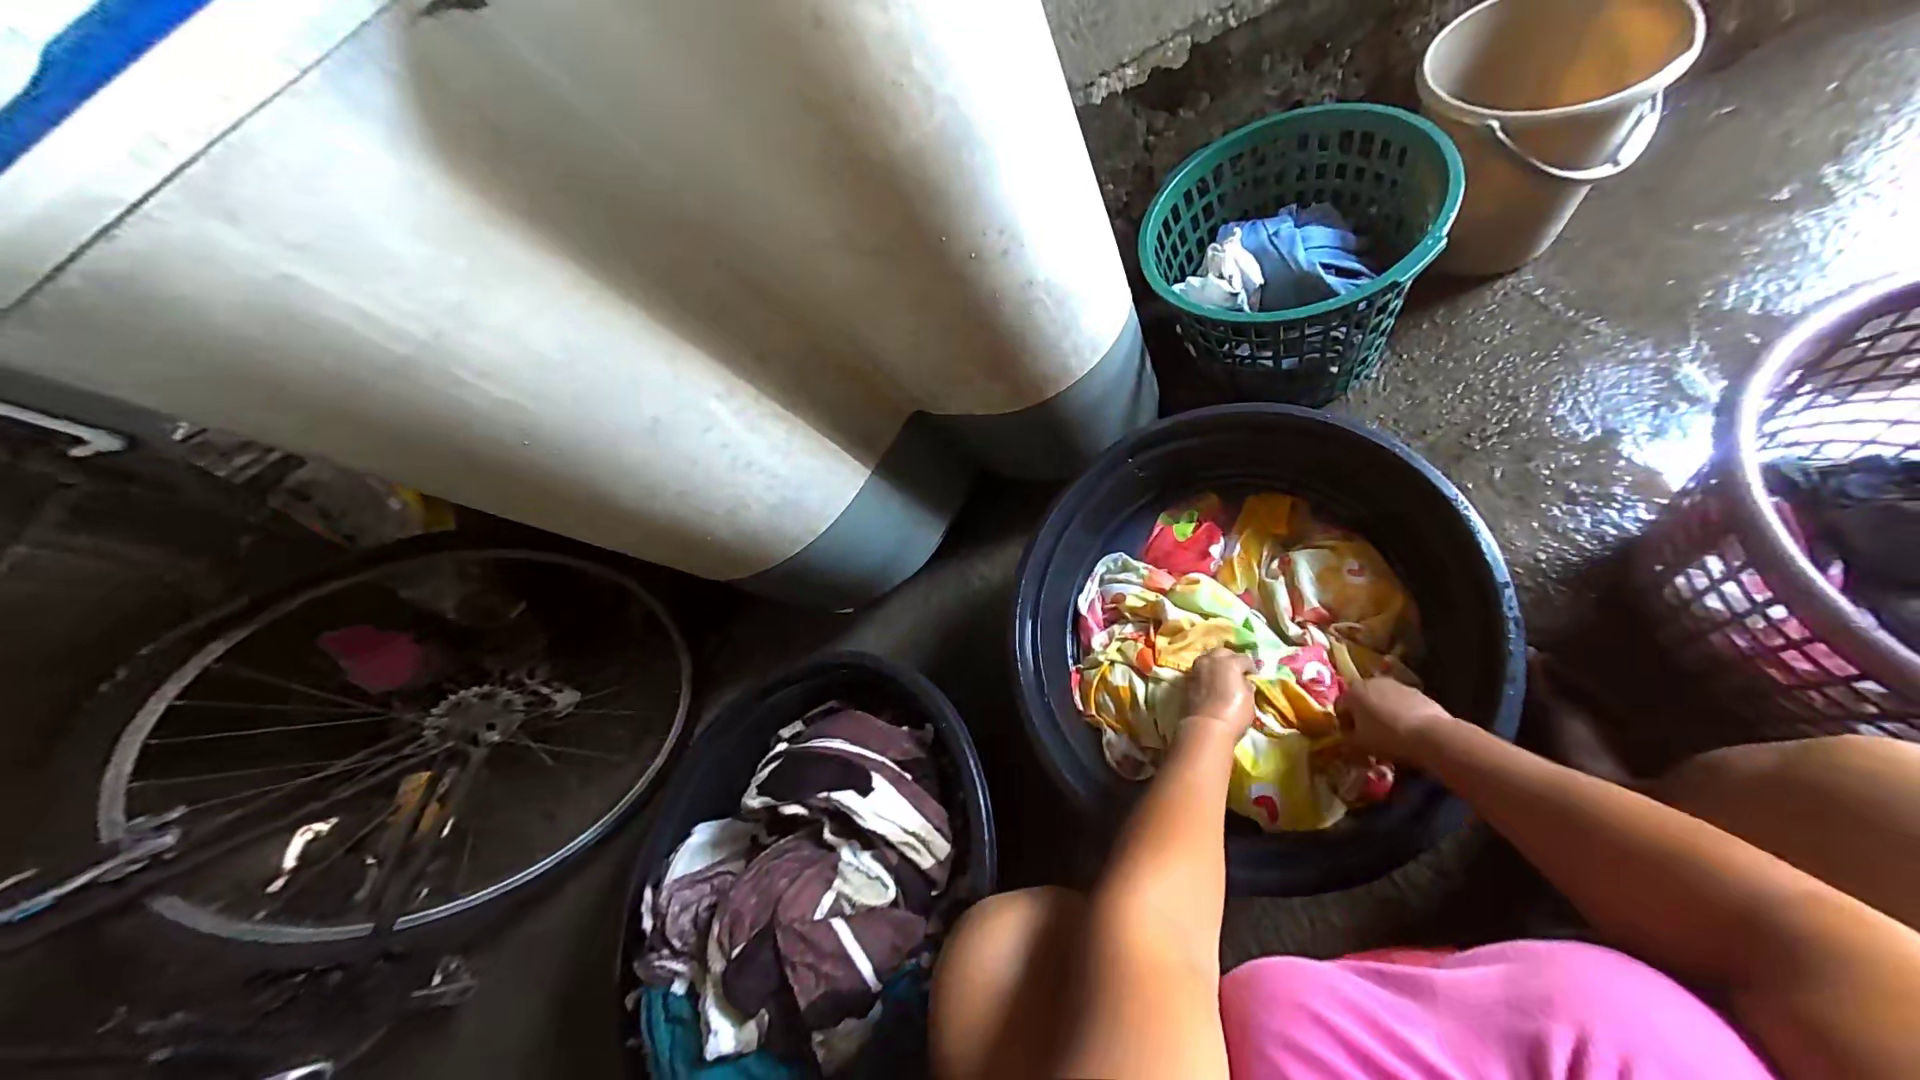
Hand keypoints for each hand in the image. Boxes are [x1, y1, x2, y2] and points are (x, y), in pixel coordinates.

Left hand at [1181, 648, 1255, 739]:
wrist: (1205, 727)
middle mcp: (1211, 660)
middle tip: (1236, 669)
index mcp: (1229, 662)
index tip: (1254, 673)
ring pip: (1207, 660)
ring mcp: (1196, 669)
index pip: (1243, 658)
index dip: (1251, 666)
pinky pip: (1199, 671)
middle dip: (1231, 658)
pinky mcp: (1186, 680)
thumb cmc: (1233, 714)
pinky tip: (1210, 682)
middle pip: (1222, 653)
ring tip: (1222, 675)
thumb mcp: (1249, 699)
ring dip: (1215, 664)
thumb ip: (1246, 686)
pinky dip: (1205, 674)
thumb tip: (1243, 681)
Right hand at [1338, 677, 1459, 763]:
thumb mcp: (1359, 745)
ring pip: (1382, 702)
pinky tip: (1409, 732)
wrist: (1432, 735)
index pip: (1340, 708)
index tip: (1352, 740)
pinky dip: (1401, 715)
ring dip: (1383, 715)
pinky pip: (1402, 704)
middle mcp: (1371, 682)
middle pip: (1362, 701)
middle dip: (1364, 718)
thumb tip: (1346, 740)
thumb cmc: (1387, 737)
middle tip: (1371, 737)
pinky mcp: (1417, 692)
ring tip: (1392, 736)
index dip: (1344, 726)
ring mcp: (1396, 685)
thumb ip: (1347, 741)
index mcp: (1352, 692)